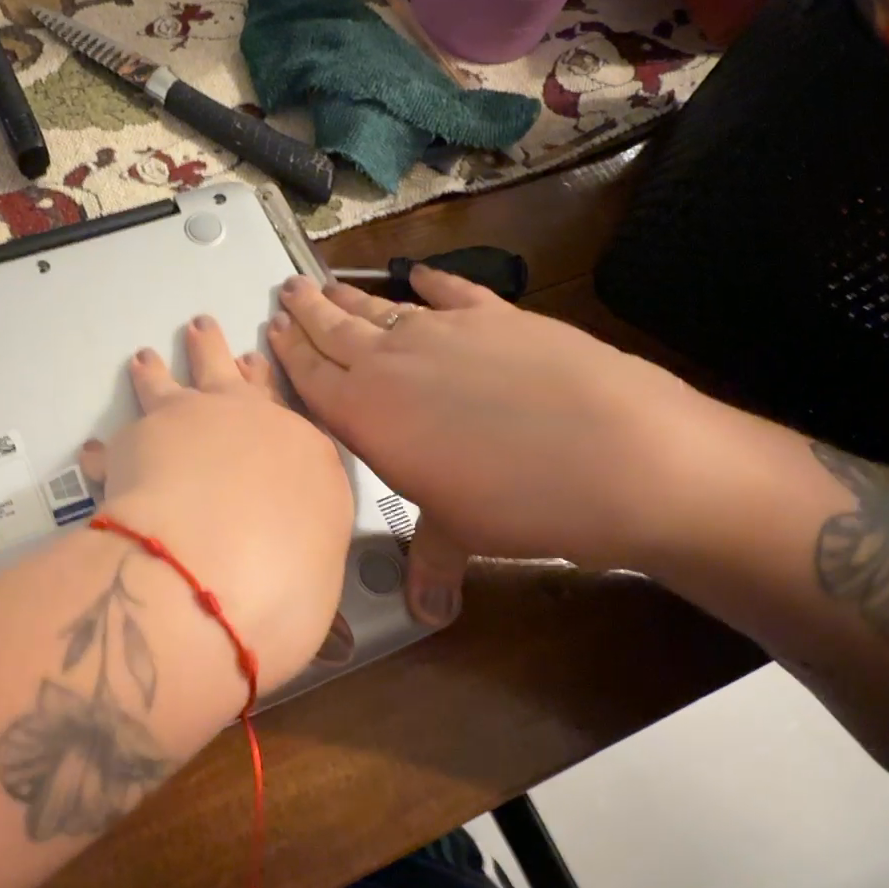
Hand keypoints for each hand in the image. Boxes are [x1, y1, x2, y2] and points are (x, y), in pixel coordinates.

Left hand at [80, 316, 354, 695]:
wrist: (212, 569)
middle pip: (230, 375)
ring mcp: (187, 423)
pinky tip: (93, 455)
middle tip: (200, 327)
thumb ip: (301, 556)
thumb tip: (289, 570)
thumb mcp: (317, 575)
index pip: (286, 409)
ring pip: (168, 382)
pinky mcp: (132, 442)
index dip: (268, 386)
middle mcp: (246, 421)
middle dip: (215, 351)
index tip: (257, 364)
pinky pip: (112, 445)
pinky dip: (103, 453)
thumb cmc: (285, 581)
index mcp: (303, 451)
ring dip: (155, 371)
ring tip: (144, 359)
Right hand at [267, 268, 720, 614]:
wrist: (617, 456)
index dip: (289, 352)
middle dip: (307, 310)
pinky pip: (453, 292)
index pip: (311, 376)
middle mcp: (394, 364)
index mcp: (366, 415)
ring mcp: (447, 332)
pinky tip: (422, 276)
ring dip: (353, 297)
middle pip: (335, 330)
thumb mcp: (460, 533)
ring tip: (329, 284)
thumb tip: (428, 611)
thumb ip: (430, 559)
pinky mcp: (498, 315)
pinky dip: (434, 283)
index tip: (272, 329)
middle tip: (288, 290)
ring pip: (383, 309)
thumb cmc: (518, 503)